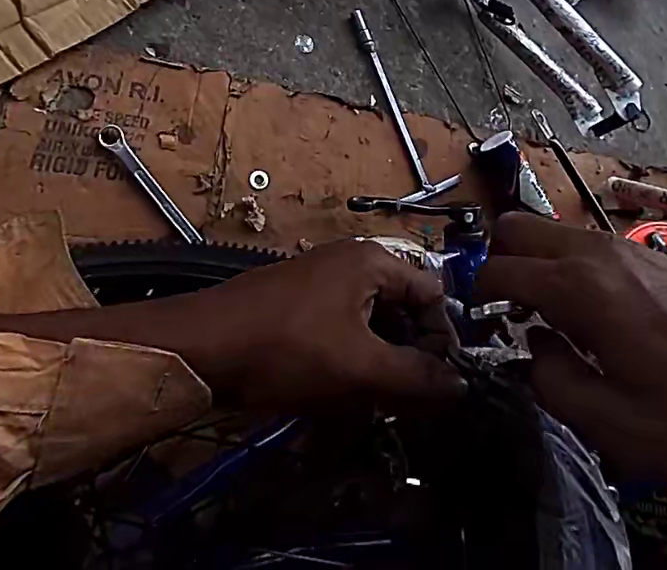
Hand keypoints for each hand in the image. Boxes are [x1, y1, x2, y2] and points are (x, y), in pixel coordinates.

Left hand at [0, 240, 465, 408]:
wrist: (204, 344)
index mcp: (371, 262)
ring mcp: (322, 283)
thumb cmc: (287, 347)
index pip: (432, 295)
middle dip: (410, 356)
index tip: (443, 387)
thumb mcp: (359, 366)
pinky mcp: (300, 307)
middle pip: (403, 310)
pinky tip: (343, 394)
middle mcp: (350, 264)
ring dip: (380, 365)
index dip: (443, 340)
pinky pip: (343, 332)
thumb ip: (416, 377)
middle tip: (410, 403)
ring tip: (374, 404)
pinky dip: (351, 362)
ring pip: (372, 326)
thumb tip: (461, 387)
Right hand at [475, 213, 666, 543]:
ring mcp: (627, 247)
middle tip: (508, 308)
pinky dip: (568, 265)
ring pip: (550, 231)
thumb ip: (551, 383)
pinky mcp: (653, 256)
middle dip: (498, 261)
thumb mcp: (617, 428)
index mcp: (579, 287)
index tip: (479, 318)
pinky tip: (598, 315)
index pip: (498, 269)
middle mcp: (596, 252)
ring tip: (554, 316)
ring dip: (534, 262)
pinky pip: (586, 244)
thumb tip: (537, 350)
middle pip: (514, 227)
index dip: (477, 294)